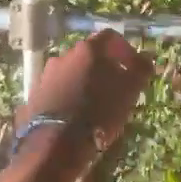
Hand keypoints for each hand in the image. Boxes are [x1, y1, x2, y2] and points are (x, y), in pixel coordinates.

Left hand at [21, 30, 152, 150]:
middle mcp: (64, 56)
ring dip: (85, 81)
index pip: (110, 37)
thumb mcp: (130, 90)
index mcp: (88, 50)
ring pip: (72, 72)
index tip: (134, 66)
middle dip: (104, 67)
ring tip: (96, 103)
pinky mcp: (34, 96)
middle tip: (116, 86)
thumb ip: (141, 69)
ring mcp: (46, 75)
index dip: (125, 49)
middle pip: (89, 55)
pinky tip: (76, 114)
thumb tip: (146, 58)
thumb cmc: (99, 111)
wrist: (55, 143)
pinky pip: (58, 90)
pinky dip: (69, 95)